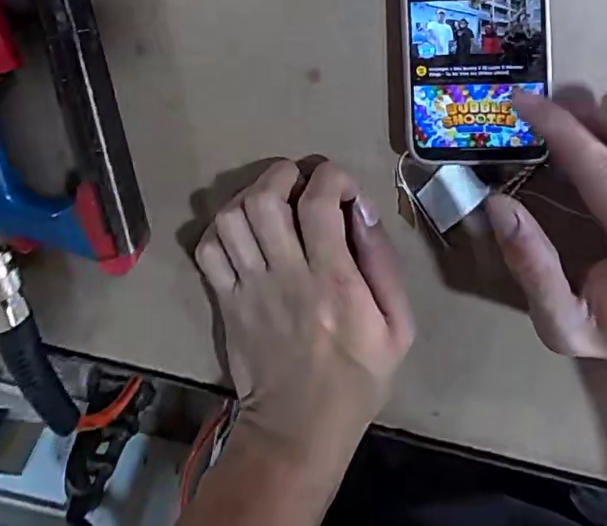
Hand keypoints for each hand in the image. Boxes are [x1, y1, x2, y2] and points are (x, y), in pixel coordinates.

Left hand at [193, 158, 413, 453]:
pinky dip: (221, 229)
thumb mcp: (398, 327)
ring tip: (271, 203)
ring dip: (250, 196)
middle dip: (283, 174)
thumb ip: (384, 262)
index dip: (331, 176)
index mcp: (332, 278)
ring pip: (231, 217)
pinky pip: (208, 249)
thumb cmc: (357, 376)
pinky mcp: (225, 301)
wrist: (299, 431)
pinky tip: (244, 233)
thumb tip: (362, 207)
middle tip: (299, 183)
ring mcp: (249, 286)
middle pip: (265, 198)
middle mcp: (286, 273)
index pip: (319, 200)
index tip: (342, 187)